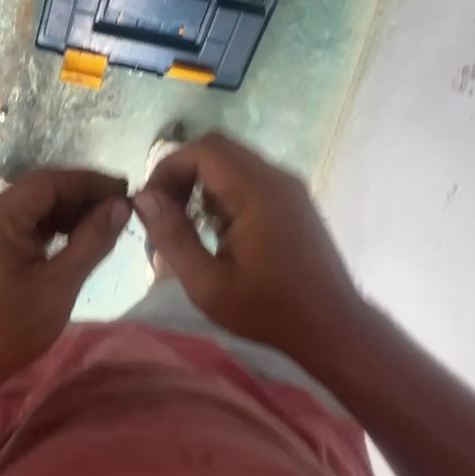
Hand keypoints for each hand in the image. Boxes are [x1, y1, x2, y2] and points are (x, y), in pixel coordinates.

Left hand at [0, 168, 130, 383]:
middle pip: (39, 191)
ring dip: (67, 211)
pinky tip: (77, 237)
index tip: (125, 189)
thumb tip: (121, 205)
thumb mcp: (61, 284)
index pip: (49, 182)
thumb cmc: (12, 328)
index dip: (90, 182)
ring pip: (32, 207)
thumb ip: (92, 240)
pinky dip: (50, 227)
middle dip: (81, 196)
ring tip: (105, 223)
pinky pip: (22, 223)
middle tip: (120, 208)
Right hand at [134, 132, 371, 374]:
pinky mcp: (292, 200)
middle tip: (164, 213)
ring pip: (231, 161)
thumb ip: (173, 237)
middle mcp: (276, 178)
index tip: (151, 204)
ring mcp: (288, 187)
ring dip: (199, 183)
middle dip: (180, 173)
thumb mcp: (208, 284)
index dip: (167, 168)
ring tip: (185, 225)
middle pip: (216, 148)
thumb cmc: (268, 311)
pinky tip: (214, 231)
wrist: (332, 327)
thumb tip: (143, 198)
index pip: (203, 150)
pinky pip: (247, 177)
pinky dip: (220, 192)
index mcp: (257, 193)